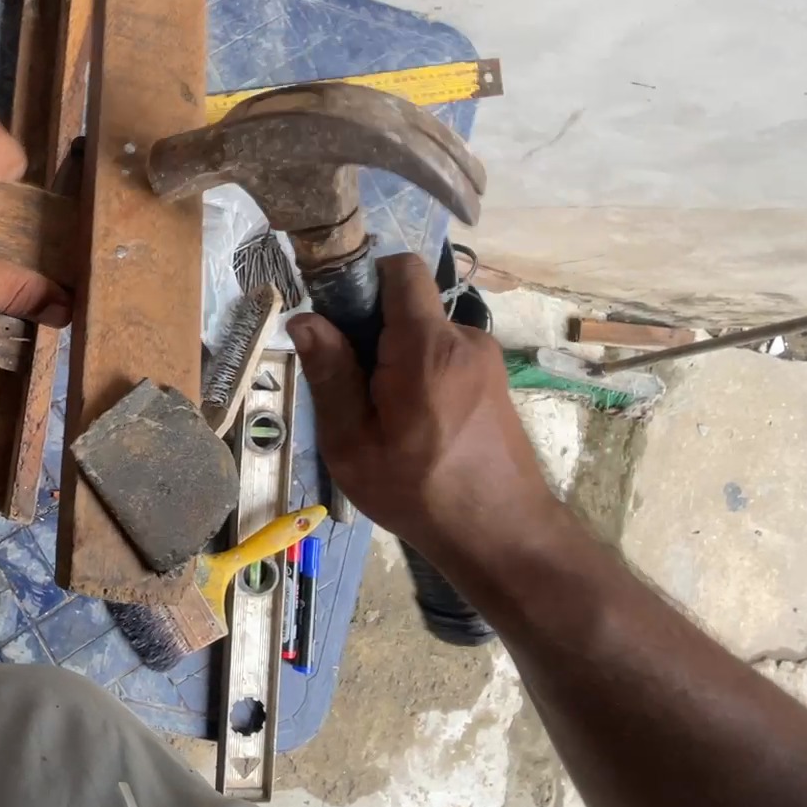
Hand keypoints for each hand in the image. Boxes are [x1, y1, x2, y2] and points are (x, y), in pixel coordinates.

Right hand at [286, 253, 566, 571]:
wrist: (503, 537)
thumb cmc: (417, 490)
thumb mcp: (351, 440)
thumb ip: (329, 373)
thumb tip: (303, 319)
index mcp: (427, 347)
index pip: (400, 269)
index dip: (361, 277)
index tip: (332, 317)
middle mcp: (464, 339)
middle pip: (404, 308)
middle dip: (367, 335)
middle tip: (347, 391)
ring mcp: (485, 359)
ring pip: (420, 337)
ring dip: (391, 362)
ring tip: (378, 419)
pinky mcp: (492, 380)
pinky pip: (441, 358)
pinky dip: (415, 377)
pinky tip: (408, 426)